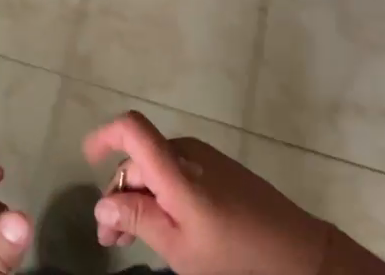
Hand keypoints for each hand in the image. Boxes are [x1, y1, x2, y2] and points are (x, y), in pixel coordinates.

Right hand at [82, 112, 335, 274]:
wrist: (298, 252)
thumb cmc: (235, 255)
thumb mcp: (180, 248)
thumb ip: (139, 220)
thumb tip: (102, 204)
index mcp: (176, 169)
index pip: (132, 129)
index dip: (104, 135)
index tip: (86, 159)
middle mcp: (189, 153)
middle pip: (140, 157)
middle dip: (119, 192)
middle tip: (112, 239)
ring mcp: (207, 158)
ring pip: (158, 167)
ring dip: (140, 197)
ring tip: (135, 238)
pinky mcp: (220, 169)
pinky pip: (179, 172)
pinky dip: (163, 194)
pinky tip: (166, 226)